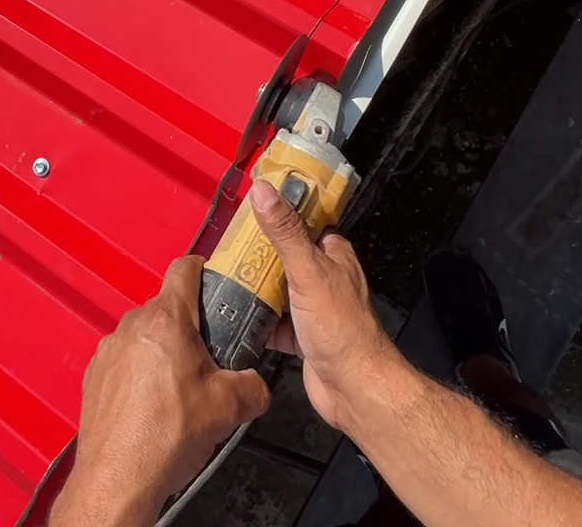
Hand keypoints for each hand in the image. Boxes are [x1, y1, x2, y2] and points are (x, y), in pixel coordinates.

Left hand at [52, 257, 270, 525]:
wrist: (117, 479)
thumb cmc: (163, 438)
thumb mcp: (229, 408)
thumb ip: (252, 386)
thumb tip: (256, 386)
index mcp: (167, 320)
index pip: (184, 268)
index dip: (203, 269)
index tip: (212, 278)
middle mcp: (134, 326)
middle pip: (167, 307)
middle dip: (188, 326)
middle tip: (207, 355)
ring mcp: (110, 349)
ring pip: (144, 334)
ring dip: (162, 350)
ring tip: (179, 388)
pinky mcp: (96, 374)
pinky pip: (124, 360)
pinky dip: (138, 373)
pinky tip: (152, 406)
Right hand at [251, 181, 402, 434]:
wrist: (354, 389)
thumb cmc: (342, 328)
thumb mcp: (308, 270)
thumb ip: (285, 231)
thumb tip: (264, 192)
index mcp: (334, 254)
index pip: (305, 221)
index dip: (280, 212)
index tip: (251, 205)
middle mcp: (326, 278)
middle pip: (287, 255)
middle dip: (260, 253)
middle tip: (229, 246)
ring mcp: (314, 307)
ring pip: (279, 289)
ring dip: (257, 287)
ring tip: (227, 278)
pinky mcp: (303, 336)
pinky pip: (275, 322)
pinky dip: (258, 320)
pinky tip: (239, 317)